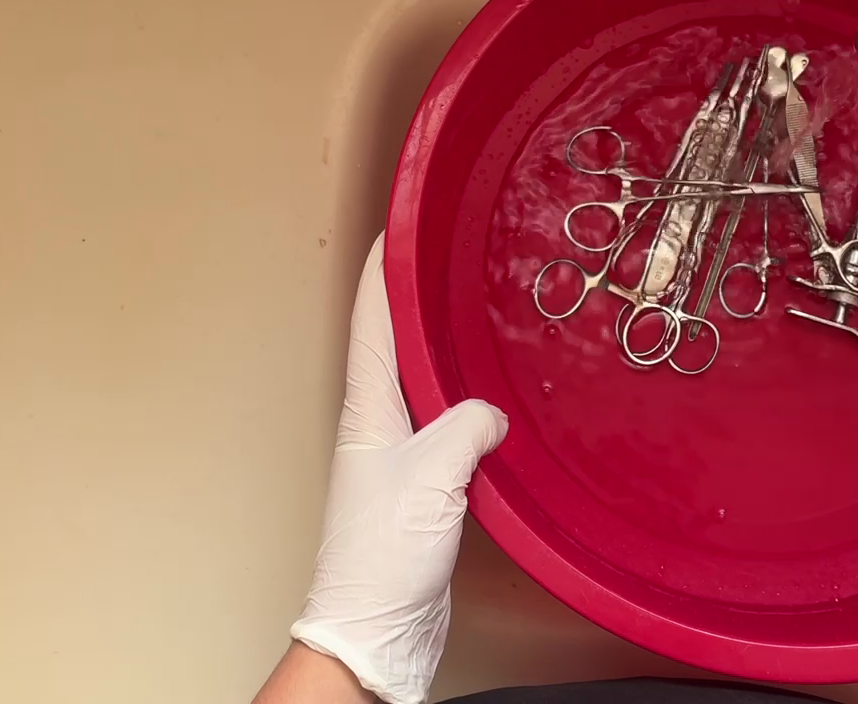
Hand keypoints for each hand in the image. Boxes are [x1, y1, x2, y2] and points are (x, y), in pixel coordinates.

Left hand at [285, 235, 507, 703]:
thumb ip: (466, 428)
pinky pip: (440, 415)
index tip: (398, 232)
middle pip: (392, 339)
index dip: (384, 273)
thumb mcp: (431, 476)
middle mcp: (377, 417)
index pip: (373, 320)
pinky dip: (459, 392)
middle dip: (413, 295)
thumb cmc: (382, 554)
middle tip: (442, 260)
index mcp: (368, 406)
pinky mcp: (419, 474)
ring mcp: (397, 445)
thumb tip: (489, 415)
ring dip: (436, 342)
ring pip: (418, 376)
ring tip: (468, 313)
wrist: (376, 625)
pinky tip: (484, 393)